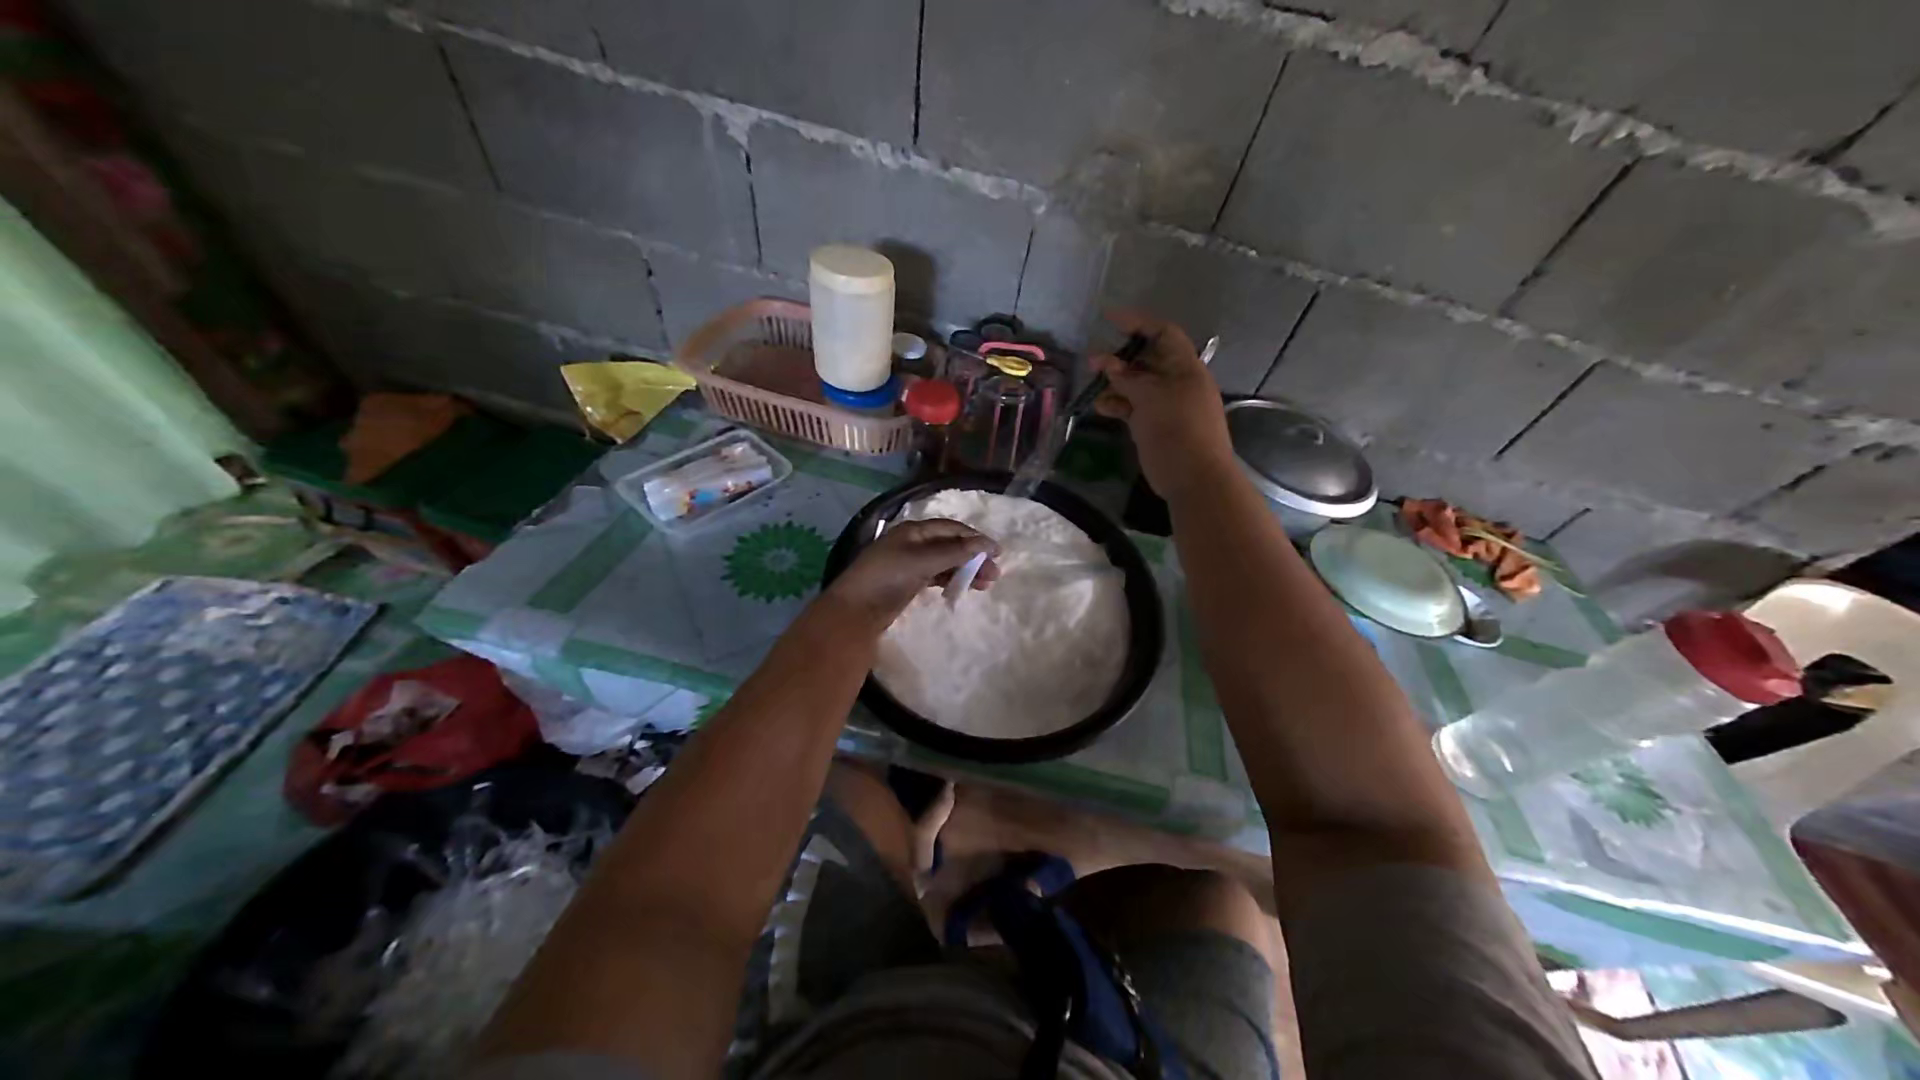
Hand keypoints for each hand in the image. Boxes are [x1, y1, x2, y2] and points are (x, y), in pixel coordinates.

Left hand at [822, 518, 998, 626]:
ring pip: (945, 561)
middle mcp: (912, 542)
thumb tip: (986, 544)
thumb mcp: (923, 561)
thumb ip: (954, 552)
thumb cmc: (888, 578)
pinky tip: (962, 588)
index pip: (951, 528)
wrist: (854, 611)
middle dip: (973, 557)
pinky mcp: (907, 582)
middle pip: (950, 544)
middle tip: (994, 574)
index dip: (976, 538)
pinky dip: (951, 580)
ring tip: (985, 584)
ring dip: (965, 570)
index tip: (998, 552)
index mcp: (914, 530)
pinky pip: (936, 575)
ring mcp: (909, 563)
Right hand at [1090, 310, 1234, 497]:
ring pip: (1138, 385)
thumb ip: (1127, 378)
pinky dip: (1118, 404)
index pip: (1163, 334)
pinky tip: (1101, 407)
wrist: (1194, 478)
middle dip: (1121, 357)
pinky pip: (1135, 408)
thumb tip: (1105, 362)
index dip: (1138, 322)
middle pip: (1148, 359)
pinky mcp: (1156, 425)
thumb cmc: (1178, 430)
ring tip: (1093, 384)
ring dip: (1116, 382)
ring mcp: (1167, 405)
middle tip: (1094, 360)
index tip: (1109, 319)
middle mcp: (1177, 382)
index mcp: (1186, 368)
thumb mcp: (1151, 397)